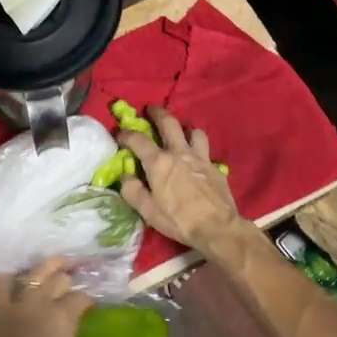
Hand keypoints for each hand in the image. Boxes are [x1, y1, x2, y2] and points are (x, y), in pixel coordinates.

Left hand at [0, 257, 118, 336]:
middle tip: (72, 292)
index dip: (89, 303)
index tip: (90, 312)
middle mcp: (40, 302)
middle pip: (59, 278)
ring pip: (34, 272)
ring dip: (47, 267)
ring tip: (57, 264)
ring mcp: (16, 302)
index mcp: (62, 317)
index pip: (81, 298)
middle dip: (69, 283)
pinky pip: (2, 282)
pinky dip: (10, 277)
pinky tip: (18, 279)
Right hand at [118, 107, 248, 256]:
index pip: (138, 139)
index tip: (120, 134)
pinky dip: (199, 151)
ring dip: (186, 129)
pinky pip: (206, 152)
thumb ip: (132, 191)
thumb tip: (125, 176)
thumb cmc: (178, 220)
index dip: (126, 134)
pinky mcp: (215, 168)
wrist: (217, 227)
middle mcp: (179, 153)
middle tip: (151, 109)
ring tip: (182, 133)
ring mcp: (200, 158)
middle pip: (169, 123)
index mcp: (159, 162)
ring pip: (194, 132)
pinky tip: (198, 161)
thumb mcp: (147, 211)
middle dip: (158, 113)